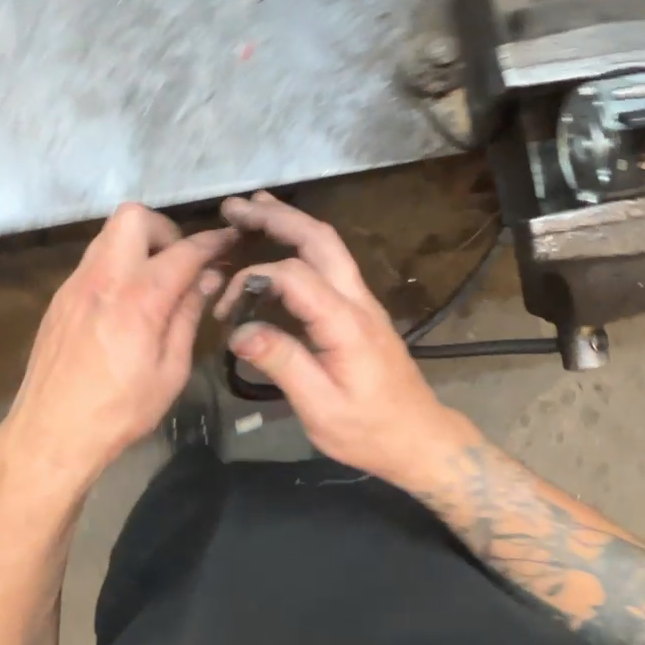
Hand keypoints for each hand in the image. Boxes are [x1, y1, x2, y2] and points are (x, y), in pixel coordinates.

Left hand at [0, 203, 235, 489]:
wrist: (51, 433)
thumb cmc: (120, 411)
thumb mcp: (171, 370)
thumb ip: (188, 315)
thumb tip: (207, 278)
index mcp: (138, 299)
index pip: (183, 251)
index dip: (212, 241)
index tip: (230, 240)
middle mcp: (103, 279)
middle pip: (134, 216)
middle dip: (166, 230)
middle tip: (181, 263)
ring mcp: (75, 284)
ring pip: (109, 234)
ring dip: (140, 244)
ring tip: (158, 282)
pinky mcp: (60, 298)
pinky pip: (95, 260)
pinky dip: (119, 265)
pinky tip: (129, 302)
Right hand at [215, 193, 481, 483]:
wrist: (418, 437)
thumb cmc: (369, 430)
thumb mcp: (320, 407)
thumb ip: (282, 364)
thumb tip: (239, 332)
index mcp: (346, 323)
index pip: (294, 275)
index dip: (253, 278)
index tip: (226, 309)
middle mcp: (358, 301)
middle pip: (320, 240)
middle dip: (277, 217)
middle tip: (234, 207)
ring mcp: (364, 303)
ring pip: (330, 246)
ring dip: (292, 223)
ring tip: (254, 209)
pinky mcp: (362, 312)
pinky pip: (332, 264)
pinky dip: (303, 244)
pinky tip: (282, 247)